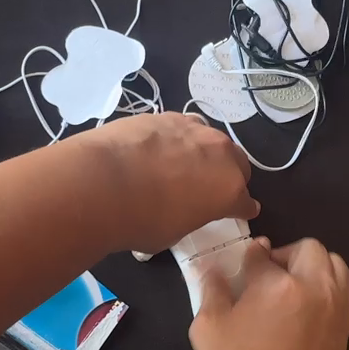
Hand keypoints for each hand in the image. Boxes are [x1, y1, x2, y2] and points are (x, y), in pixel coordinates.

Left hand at [75, 113, 258, 253]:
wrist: (102, 183)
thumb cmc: (141, 221)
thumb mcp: (173, 233)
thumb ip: (189, 217)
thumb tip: (179, 210)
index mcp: (229, 189)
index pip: (246, 202)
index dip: (241, 209)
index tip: (238, 212)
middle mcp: (220, 154)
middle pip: (237, 163)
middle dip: (229, 175)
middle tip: (209, 188)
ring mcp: (194, 129)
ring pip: (211, 139)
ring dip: (204, 152)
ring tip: (183, 165)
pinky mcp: (167, 116)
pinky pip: (182, 128)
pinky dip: (176, 139)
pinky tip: (158, 149)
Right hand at [189, 238, 348, 349]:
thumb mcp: (208, 330)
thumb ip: (211, 289)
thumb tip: (214, 266)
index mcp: (277, 285)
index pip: (260, 254)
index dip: (247, 259)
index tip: (240, 270)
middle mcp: (314, 286)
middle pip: (306, 248)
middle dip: (283, 255)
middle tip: (265, 277)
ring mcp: (336, 303)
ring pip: (331, 262)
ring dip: (310, 265)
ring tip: (289, 287)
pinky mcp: (346, 321)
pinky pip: (340, 285)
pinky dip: (323, 283)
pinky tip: (301, 305)